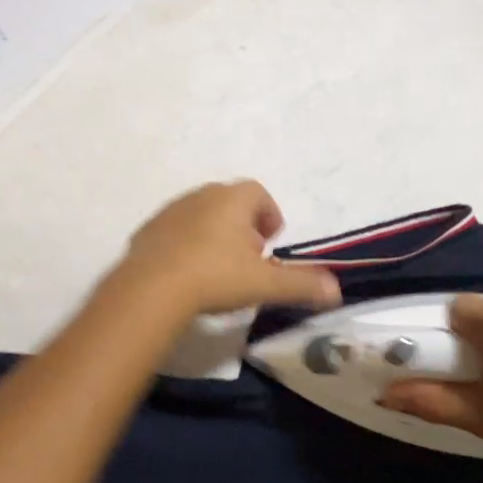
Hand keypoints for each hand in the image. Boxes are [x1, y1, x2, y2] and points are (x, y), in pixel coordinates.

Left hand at [112, 181, 341, 318]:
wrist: (150, 289)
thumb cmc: (215, 277)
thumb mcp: (264, 284)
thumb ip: (301, 284)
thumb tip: (335, 289)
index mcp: (231, 199)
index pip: (258, 193)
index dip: (269, 214)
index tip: (270, 242)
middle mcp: (200, 196)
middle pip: (228, 202)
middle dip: (242, 225)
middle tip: (248, 258)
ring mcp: (169, 211)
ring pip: (199, 215)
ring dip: (213, 234)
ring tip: (217, 269)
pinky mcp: (146, 231)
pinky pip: (173, 232)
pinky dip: (184, 245)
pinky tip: (186, 274)